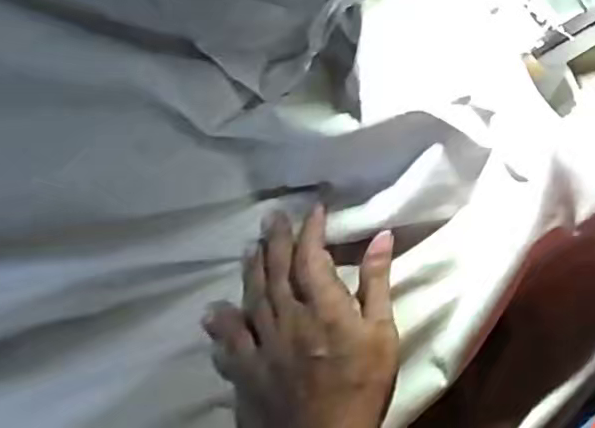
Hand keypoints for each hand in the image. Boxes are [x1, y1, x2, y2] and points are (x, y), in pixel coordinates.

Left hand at [205, 206, 399, 427]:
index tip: (315, 209)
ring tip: (250, 248)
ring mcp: (263, 350)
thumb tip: (382, 235)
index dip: (311, 231)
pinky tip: (212, 312)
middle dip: (276, 241)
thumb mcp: (382, 331)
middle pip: (277, 273)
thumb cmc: (364, 384)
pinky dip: (220, 327)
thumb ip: (377, 282)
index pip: (311, 258)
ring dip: (251, 271)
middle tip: (272, 217)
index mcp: (324, 308)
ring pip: (252, 301)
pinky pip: (229, 346)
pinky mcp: (246, 377)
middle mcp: (289, 322)